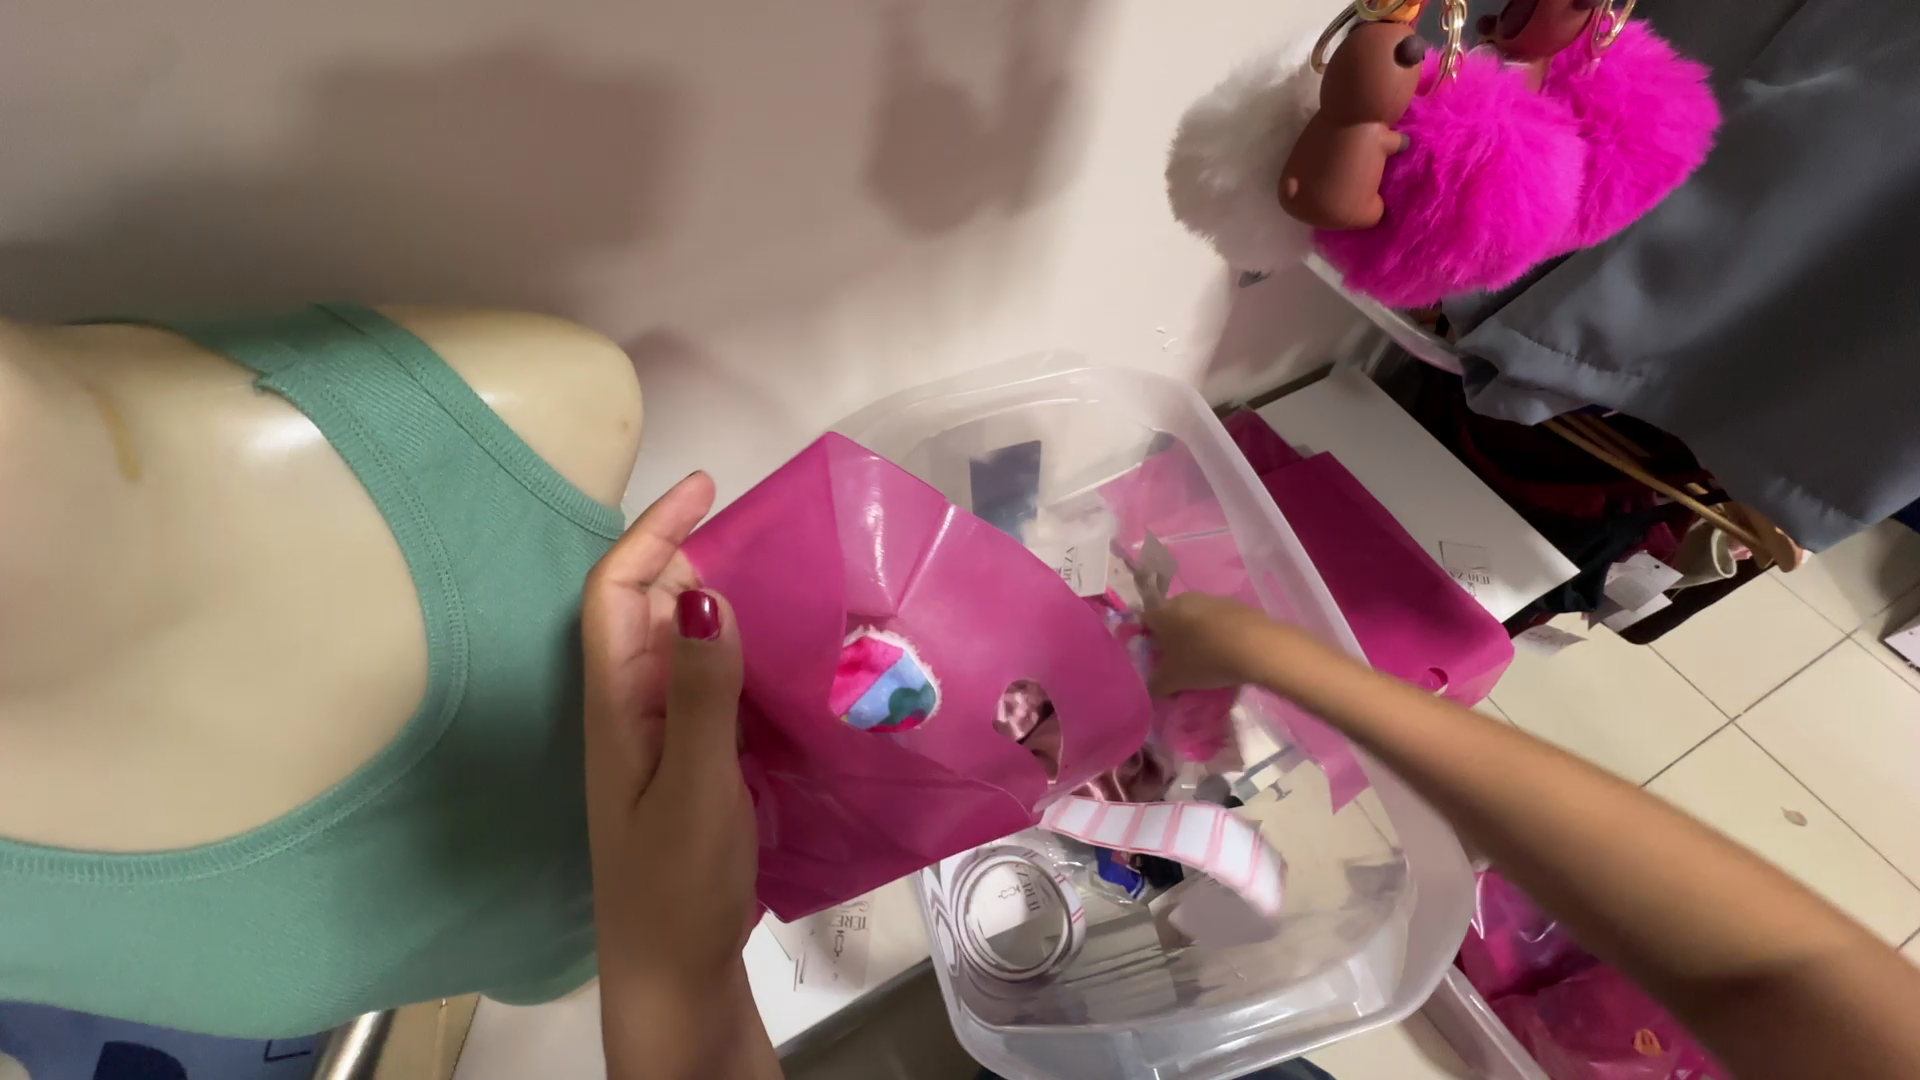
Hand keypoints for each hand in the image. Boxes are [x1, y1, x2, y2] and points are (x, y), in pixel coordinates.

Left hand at [580, 473, 766, 1076]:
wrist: (676, 967)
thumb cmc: (677, 882)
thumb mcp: (693, 785)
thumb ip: (701, 692)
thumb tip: (706, 593)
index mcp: (619, 702)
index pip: (617, 592)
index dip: (653, 531)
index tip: (706, 488)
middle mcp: (634, 703)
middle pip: (644, 603)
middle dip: (685, 549)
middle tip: (752, 529)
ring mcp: (663, 727)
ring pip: (680, 636)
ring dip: (714, 593)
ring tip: (774, 572)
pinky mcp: (694, 748)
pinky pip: (709, 673)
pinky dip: (737, 641)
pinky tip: (779, 644)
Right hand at [1142, 592, 1276, 695]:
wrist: (1256, 646)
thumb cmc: (1204, 659)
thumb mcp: (1174, 680)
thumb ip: (1156, 685)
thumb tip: (1149, 690)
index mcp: (1161, 613)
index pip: (1143, 621)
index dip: (1145, 639)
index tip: (1155, 658)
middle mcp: (1182, 599)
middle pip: (1170, 617)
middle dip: (1171, 636)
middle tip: (1179, 660)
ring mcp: (1210, 599)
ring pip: (1194, 616)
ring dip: (1196, 633)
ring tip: (1206, 657)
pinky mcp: (1234, 604)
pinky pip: (1217, 619)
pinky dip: (1217, 632)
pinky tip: (1227, 650)